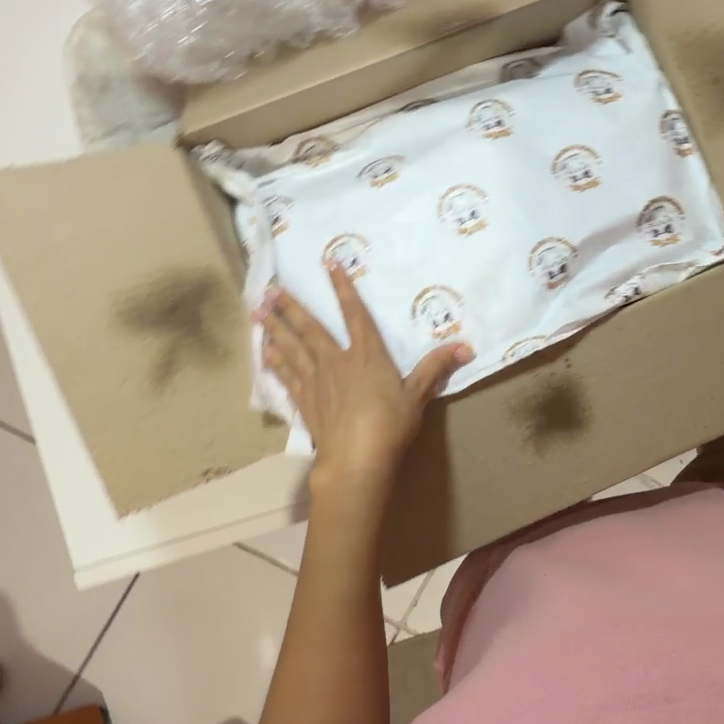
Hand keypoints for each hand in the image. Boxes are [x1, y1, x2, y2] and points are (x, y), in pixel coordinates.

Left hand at [257, 264, 469, 494]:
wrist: (356, 460)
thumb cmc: (390, 425)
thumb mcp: (418, 395)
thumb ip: (435, 368)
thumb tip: (466, 346)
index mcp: (367, 355)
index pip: (355, 314)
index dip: (343, 288)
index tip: (329, 264)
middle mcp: (337, 361)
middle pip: (310, 328)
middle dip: (290, 307)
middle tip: (270, 289)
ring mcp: (317, 381)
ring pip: (292, 348)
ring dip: (275, 328)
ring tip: (258, 312)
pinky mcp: (305, 401)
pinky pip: (287, 375)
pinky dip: (276, 362)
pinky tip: (266, 352)